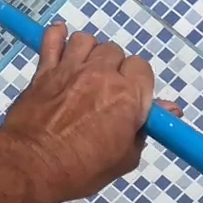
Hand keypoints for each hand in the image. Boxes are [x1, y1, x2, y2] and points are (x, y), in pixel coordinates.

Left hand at [0, 21, 162, 202]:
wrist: (34, 162)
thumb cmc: (83, 168)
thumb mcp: (126, 157)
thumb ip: (144, 128)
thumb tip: (169, 108)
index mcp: (127, 95)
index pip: (141, 67)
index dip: (137, 80)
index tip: (130, 96)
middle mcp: (100, 74)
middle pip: (114, 51)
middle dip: (113, 67)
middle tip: (104, 89)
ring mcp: (69, 68)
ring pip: (85, 40)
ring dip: (88, 51)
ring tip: (84, 69)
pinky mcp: (44, 69)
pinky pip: (51, 39)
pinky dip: (56, 35)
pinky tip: (60, 37)